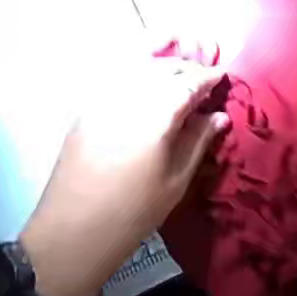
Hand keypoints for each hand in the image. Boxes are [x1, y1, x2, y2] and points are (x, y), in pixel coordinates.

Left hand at [20, 59, 229, 295]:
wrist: (73, 231)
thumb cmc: (133, 213)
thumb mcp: (176, 180)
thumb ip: (198, 141)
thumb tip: (219, 115)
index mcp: (155, 116)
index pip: (188, 81)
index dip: (208, 77)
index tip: (222, 77)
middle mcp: (128, 98)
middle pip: (163, 66)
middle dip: (187, 67)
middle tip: (204, 80)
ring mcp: (103, 99)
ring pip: (138, 64)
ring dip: (163, 65)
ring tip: (178, 78)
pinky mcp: (86, 107)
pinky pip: (117, 76)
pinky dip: (138, 72)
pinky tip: (149, 84)